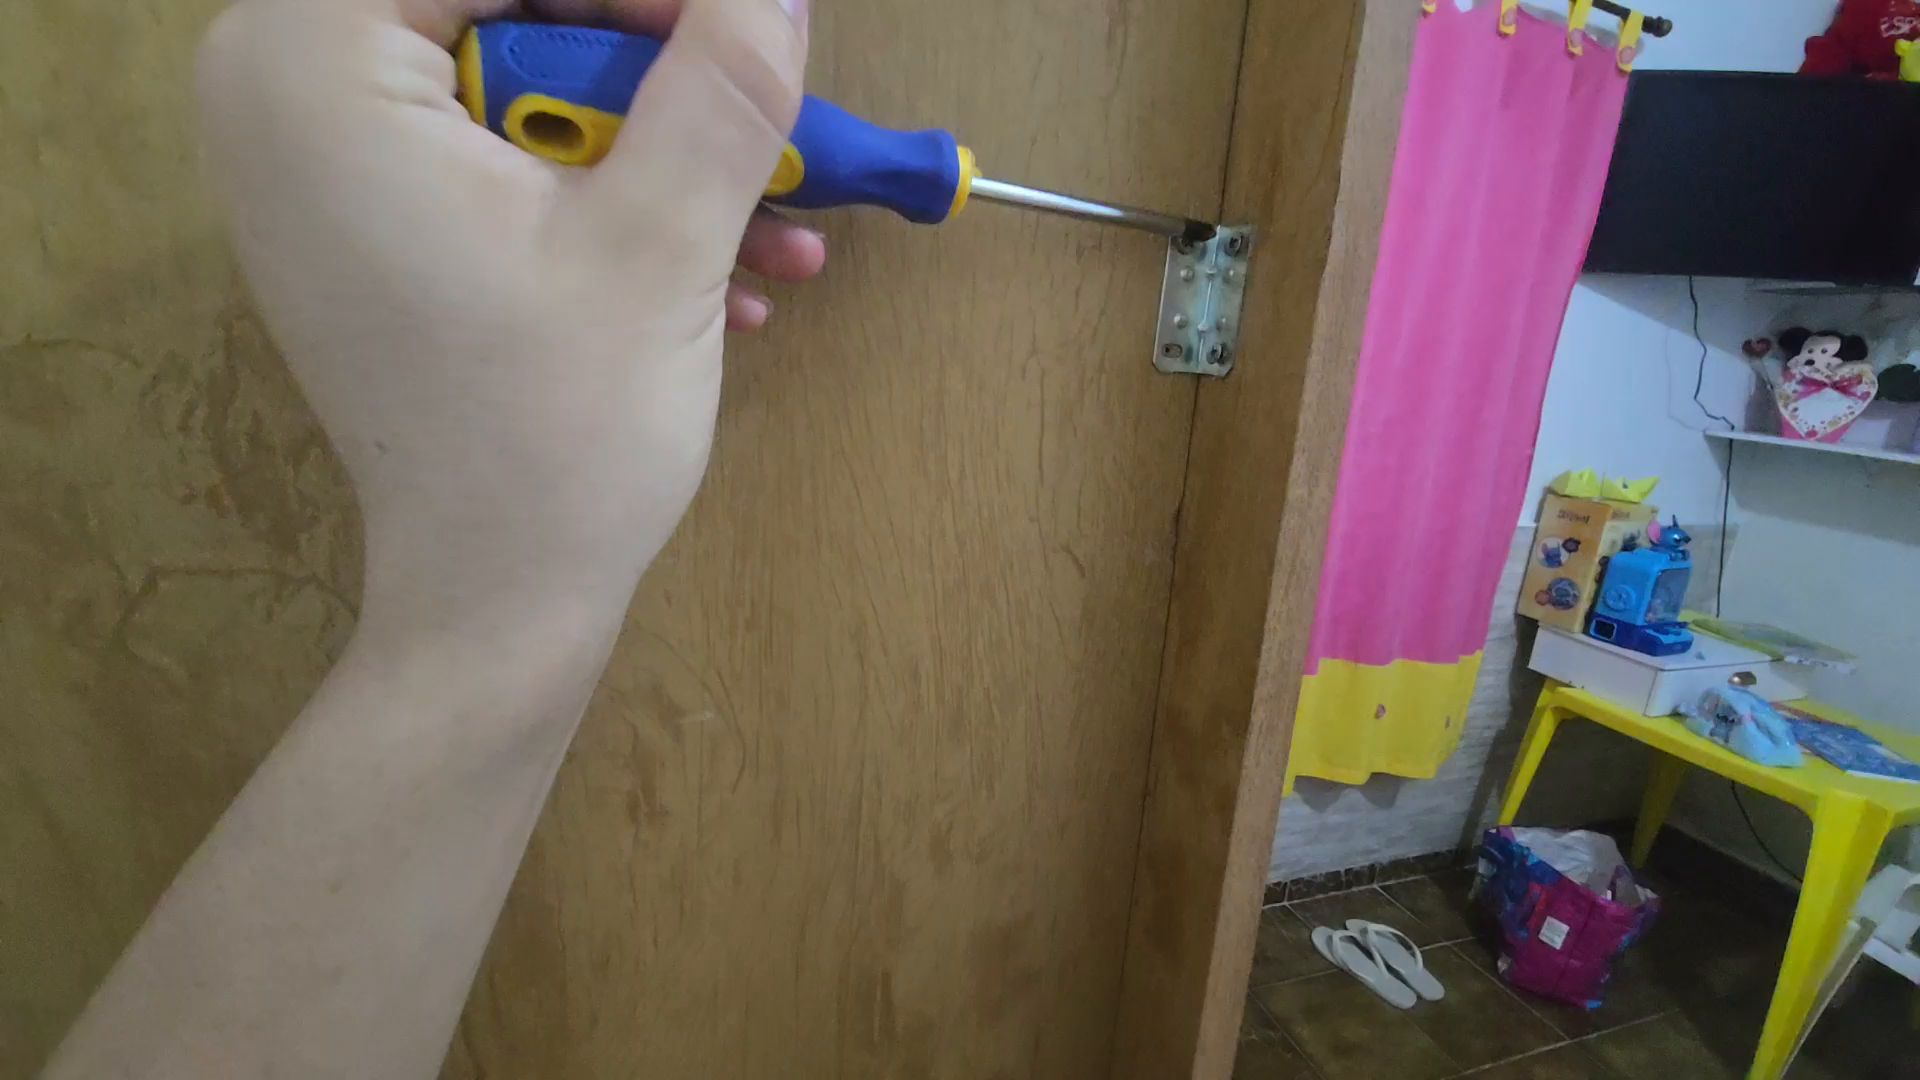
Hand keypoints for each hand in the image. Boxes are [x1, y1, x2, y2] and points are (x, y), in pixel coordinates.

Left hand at [196, 0, 816, 640]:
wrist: (511, 599)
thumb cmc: (568, 431)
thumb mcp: (661, 252)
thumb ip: (721, 101)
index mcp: (318, 68)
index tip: (753, 43)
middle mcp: (308, 108)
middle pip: (530, 32)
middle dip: (676, 103)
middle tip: (782, 156)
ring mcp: (361, 191)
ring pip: (551, 125)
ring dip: (681, 180)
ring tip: (787, 245)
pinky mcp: (416, 254)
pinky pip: (539, 199)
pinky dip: (637, 232)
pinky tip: (730, 292)